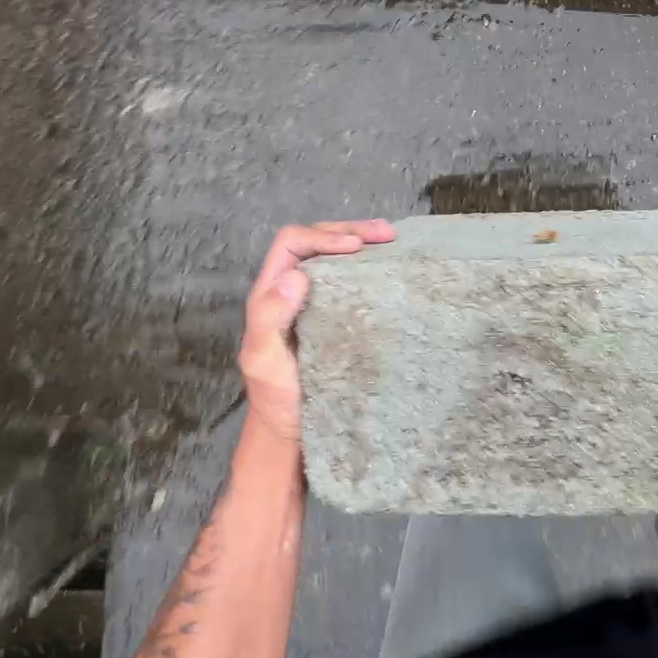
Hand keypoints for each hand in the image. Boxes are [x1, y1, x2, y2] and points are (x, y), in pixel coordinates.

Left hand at [239, 220, 395, 441]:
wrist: (293, 427)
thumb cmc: (277, 396)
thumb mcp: (265, 360)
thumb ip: (270, 318)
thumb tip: (297, 276)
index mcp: (271, 292)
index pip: (292, 244)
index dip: (323, 238)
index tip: (356, 248)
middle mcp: (292, 288)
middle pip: (316, 239)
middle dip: (350, 230)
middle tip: (387, 234)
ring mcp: (316, 298)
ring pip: (334, 253)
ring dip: (362, 239)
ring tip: (392, 240)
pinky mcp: (338, 310)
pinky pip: (351, 274)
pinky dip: (371, 261)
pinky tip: (391, 261)